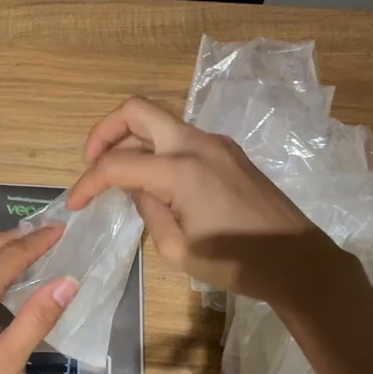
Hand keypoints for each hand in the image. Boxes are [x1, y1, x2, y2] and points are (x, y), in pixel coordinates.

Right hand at [68, 96, 356, 311]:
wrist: (298, 261)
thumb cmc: (236, 263)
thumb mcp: (177, 249)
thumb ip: (148, 211)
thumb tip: (137, 190)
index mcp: (181, 171)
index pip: (117, 164)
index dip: (88, 182)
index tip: (74, 203)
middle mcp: (196, 144)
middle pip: (137, 110)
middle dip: (104, 131)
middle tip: (92, 163)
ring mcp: (215, 143)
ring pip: (159, 120)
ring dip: (131, 139)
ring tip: (118, 175)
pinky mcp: (228, 152)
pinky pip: (180, 137)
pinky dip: (156, 149)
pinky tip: (151, 181)